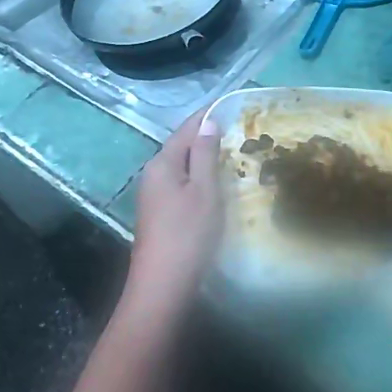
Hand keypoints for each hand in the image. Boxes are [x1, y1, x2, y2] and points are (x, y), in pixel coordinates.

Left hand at [123, 111, 223, 311]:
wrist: (162, 286)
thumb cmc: (187, 233)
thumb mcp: (203, 190)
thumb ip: (204, 154)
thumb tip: (208, 122)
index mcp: (162, 163)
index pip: (186, 128)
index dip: (207, 115)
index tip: (231, 105)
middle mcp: (153, 174)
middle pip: (181, 146)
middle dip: (207, 135)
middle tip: (238, 129)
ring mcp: (154, 195)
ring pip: (182, 166)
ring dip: (204, 158)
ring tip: (233, 152)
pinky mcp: (160, 213)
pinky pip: (182, 184)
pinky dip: (199, 177)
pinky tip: (216, 183)